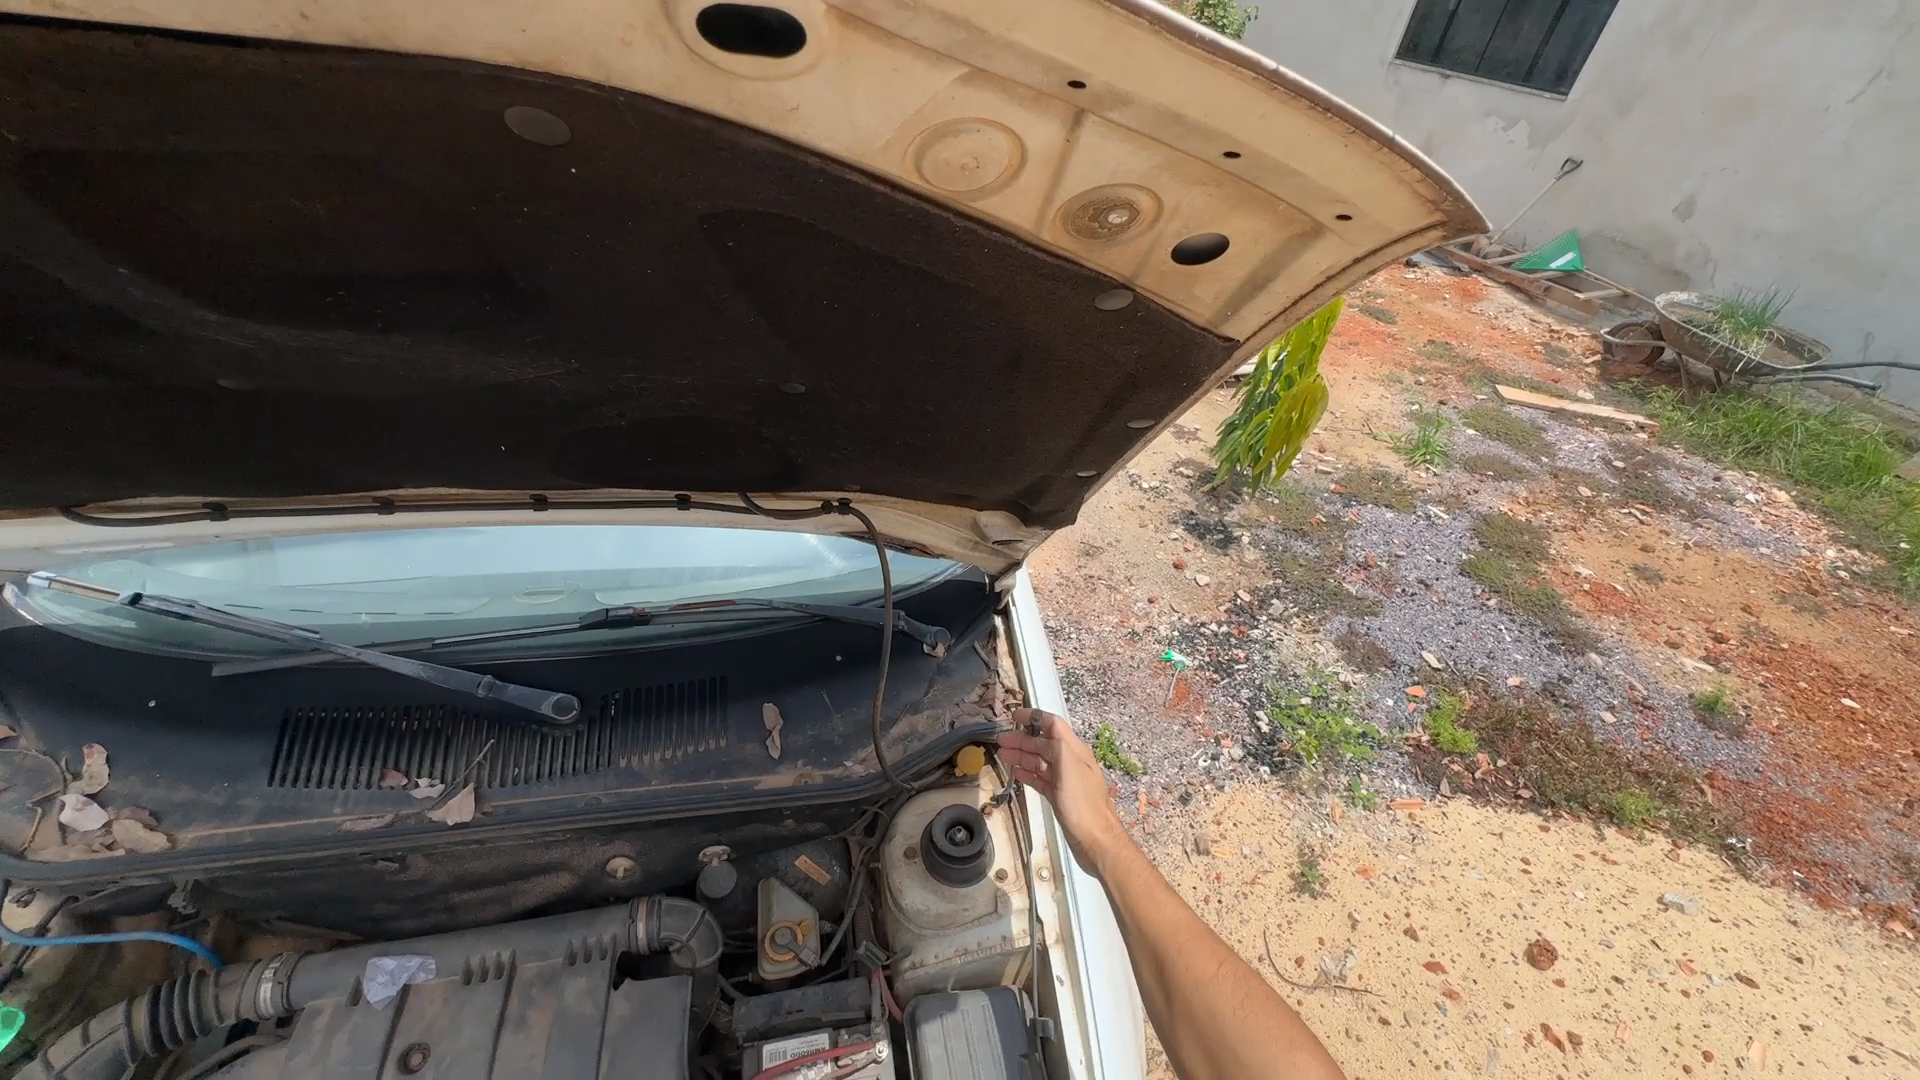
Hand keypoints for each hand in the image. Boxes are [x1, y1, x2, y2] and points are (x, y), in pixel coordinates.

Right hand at [997, 708, 1132, 877]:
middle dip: (1022, 739)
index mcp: (1074, 751)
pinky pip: (1040, 779)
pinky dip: (1028, 773)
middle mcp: (1070, 762)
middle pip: (1043, 743)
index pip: (1053, 725)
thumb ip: (1056, 747)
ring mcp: (1064, 780)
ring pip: (1040, 761)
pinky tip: (1016, 772)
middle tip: (1000, 740)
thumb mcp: (1069, 767)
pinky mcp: (1059, 796)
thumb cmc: (1082, 803)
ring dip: (1021, 755)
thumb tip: (1041, 739)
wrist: (1096, 841)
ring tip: (1002, 755)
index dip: (1034, 717)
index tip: (1013, 716)